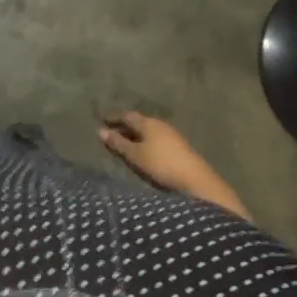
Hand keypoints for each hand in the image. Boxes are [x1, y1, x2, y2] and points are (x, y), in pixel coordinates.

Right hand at [100, 112, 248, 217]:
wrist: (196, 180)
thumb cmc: (161, 164)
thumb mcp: (136, 155)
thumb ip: (118, 143)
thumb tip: (100, 130)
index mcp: (147, 122)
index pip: (126, 115)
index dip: (114, 117)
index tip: (102, 119)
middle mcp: (159, 124)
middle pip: (138, 122)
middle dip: (124, 126)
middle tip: (111, 131)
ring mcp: (172, 135)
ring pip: (149, 131)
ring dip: (136, 135)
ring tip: (126, 142)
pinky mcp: (179, 147)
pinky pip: (157, 139)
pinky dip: (146, 141)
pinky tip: (145, 151)